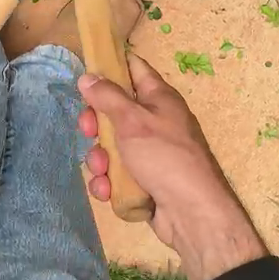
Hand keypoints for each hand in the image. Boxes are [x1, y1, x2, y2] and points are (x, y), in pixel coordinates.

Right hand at [78, 54, 266, 279]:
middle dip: (95, 122)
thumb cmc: (164, 156)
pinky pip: (117, 172)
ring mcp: (149, 152)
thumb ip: (107, 96)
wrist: (192, 215)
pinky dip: (109, 181)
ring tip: (102, 171)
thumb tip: (87, 76)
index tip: (86, 72)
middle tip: (88, 130)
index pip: (132, 67)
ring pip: (111, 144)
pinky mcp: (143, 179)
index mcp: (158, 98)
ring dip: (100, 158)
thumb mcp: (132, 120)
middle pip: (114, 109)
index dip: (110, 65)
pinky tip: (107, 190)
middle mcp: (154, 121)